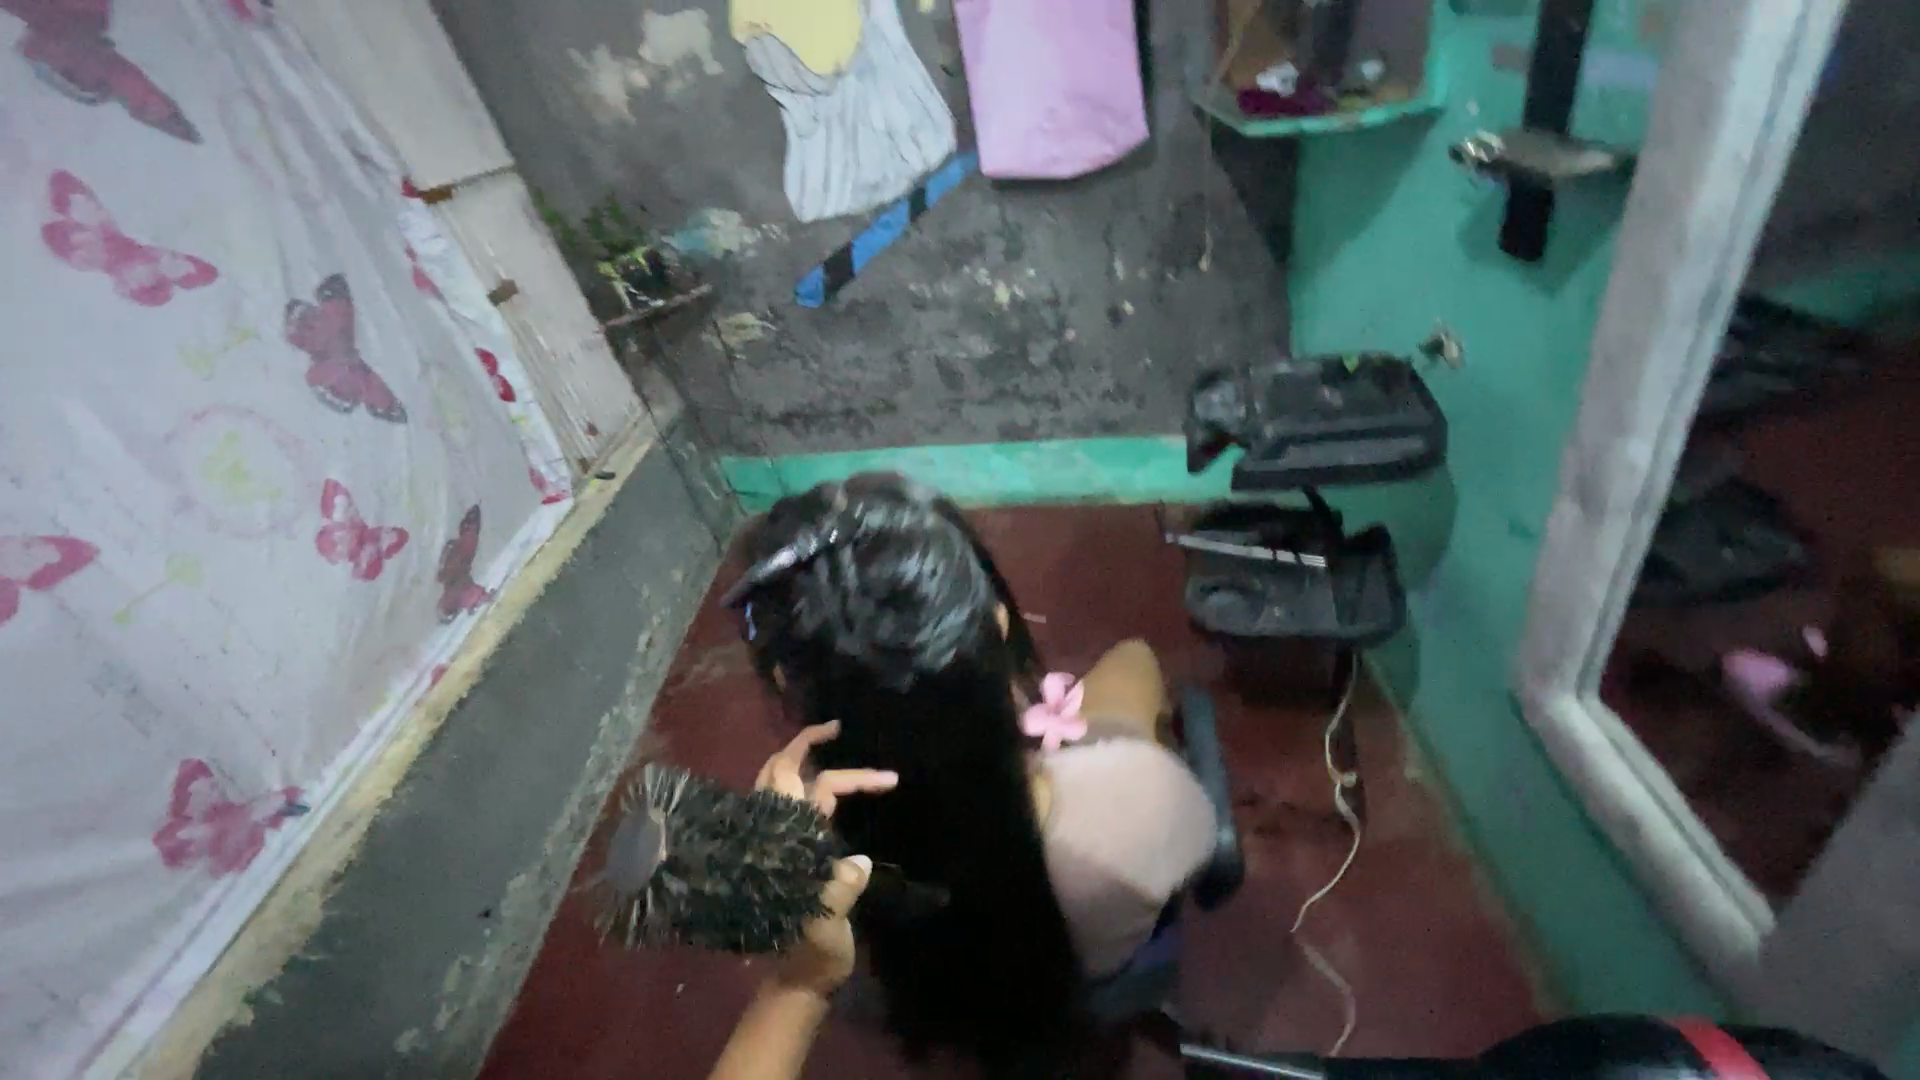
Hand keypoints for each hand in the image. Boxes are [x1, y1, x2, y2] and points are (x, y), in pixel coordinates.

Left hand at [752, 722, 894, 995]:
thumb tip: (857, 864)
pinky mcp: (791, 849)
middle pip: (781, 772)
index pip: (811, 791)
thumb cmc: (811, 952)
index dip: (849, 776)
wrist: (798, 979)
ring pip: (782, 783)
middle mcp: (778, 832)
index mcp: (785, 842)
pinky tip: (833, 784)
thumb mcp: (827, 924)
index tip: (887, 779)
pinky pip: (798, 804)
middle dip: (804, 744)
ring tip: (830, 740)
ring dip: (801, 759)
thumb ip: (841, 890)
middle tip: (836, 727)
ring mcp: (782, 838)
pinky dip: (812, 783)